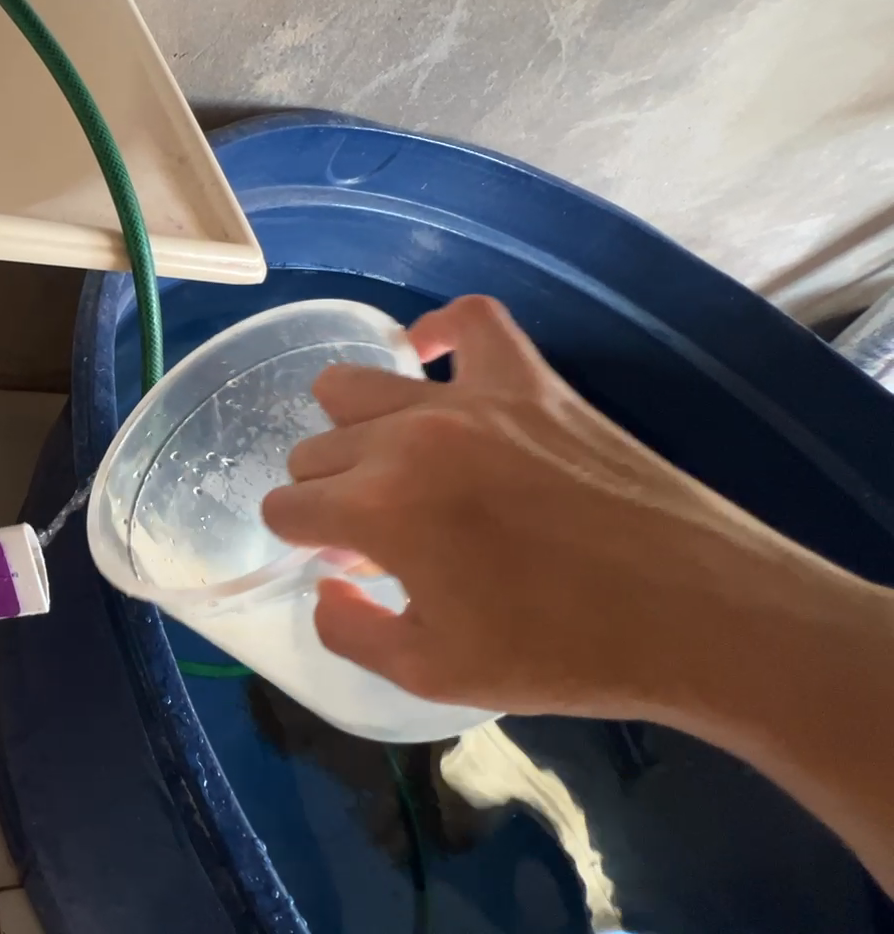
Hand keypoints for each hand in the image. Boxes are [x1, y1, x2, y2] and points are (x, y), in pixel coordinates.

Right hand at [261, 295, 856, 719]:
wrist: (709, 622)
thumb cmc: (562, 653)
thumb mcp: (431, 674)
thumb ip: (345, 631)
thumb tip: (324, 586)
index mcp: (374, 511)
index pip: (284, 508)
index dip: (302, 539)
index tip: (345, 561)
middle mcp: (402, 442)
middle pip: (310, 452)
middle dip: (327, 493)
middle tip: (379, 528)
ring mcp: (465, 403)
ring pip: (348, 385)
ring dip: (350, 428)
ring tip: (391, 459)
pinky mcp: (528, 382)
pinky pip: (469, 320)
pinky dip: (438, 332)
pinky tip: (431, 360)